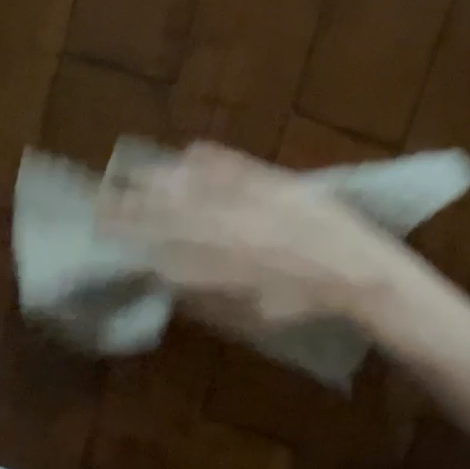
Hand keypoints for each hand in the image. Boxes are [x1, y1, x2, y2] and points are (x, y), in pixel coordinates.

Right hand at [98, 141, 402, 326]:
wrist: (365, 276)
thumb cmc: (306, 306)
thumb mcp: (253, 316)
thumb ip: (209, 298)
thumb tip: (169, 279)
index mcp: (231, 271)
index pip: (170, 254)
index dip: (135, 244)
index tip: (106, 236)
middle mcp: (240, 236)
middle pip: (177, 219)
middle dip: (137, 210)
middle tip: (104, 201)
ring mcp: (263, 206)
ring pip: (203, 190)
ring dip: (166, 182)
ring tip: (137, 173)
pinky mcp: (284, 185)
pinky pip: (242, 168)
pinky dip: (215, 160)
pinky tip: (192, 151)